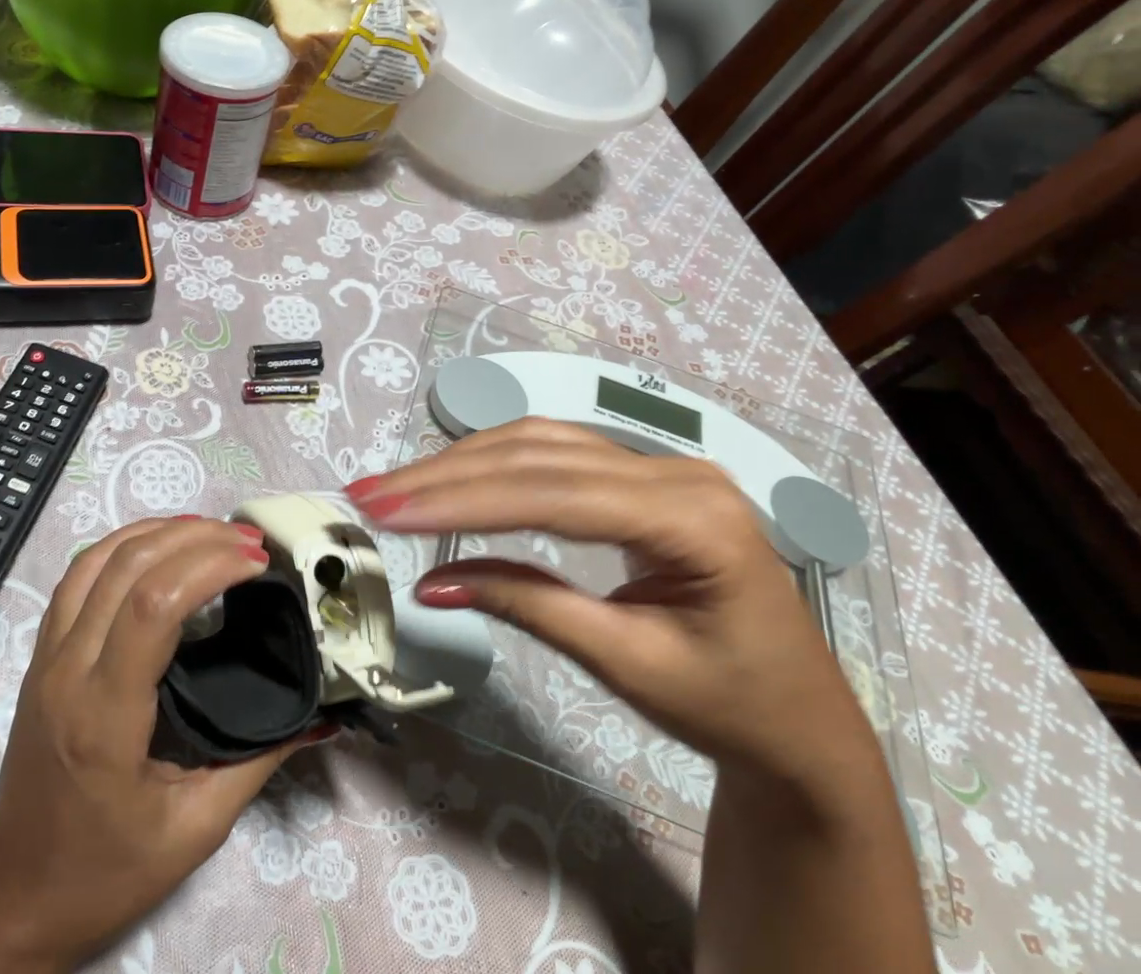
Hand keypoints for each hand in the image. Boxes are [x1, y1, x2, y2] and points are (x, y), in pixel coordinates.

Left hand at [0, 518, 314, 969]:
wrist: (18, 892)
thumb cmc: (106, 870)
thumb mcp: (195, 828)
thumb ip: (257, 761)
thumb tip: (318, 717)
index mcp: (104, 716)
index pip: (153, 606)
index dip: (209, 566)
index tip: (257, 562)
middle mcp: (66, 673)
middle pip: (124, 568)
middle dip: (191, 538)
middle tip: (248, 542)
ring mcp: (44, 661)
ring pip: (92, 563)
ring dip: (151, 533)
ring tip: (210, 532)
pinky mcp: (38, 660)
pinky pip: (74, 582)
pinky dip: (117, 550)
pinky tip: (155, 550)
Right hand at [348, 418, 882, 795]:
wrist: (797, 720)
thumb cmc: (725, 701)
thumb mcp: (621, 659)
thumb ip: (528, 605)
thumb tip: (431, 583)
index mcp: (691, 519)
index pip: (552, 494)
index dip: (461, 501)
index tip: (386, 512)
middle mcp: (678, 474)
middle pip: (538, 458)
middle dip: (444, 476)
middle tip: (368, 494)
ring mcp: (664, 471)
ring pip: (541, 445)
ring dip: (460, 463)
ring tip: (394, 487)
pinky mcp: (644, 483)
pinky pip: (558, 458)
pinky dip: (494, 466)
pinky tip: (450, 477)